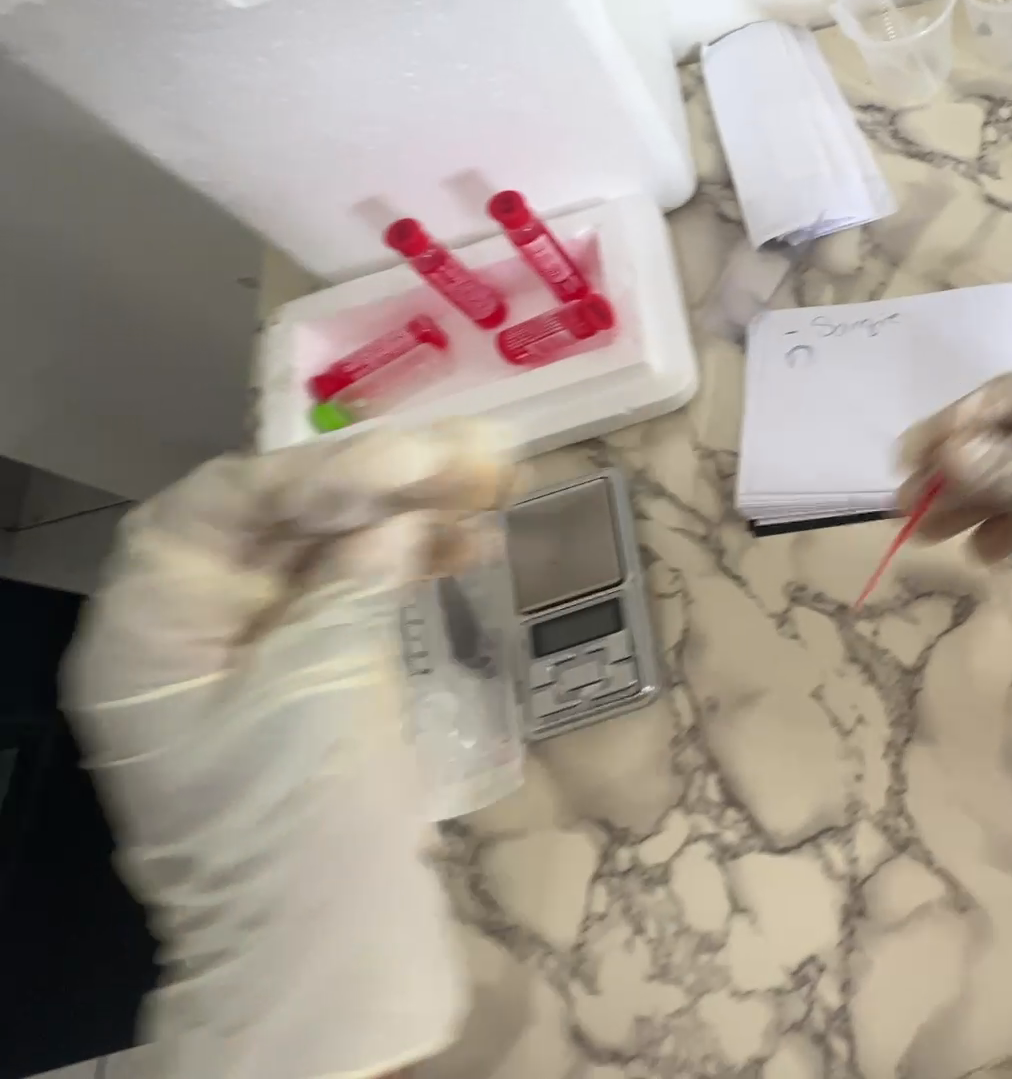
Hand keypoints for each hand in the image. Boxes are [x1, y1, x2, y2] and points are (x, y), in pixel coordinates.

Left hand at [62, 423, 509, 1078]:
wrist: (330, 914)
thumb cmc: (297, 815)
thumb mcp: (316, 694)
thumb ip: (349, 594)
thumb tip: (397, 518)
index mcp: (156, 628)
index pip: (219, 510)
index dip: (313, 474)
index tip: (411, 463)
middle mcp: (209, 617)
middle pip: (289, 517)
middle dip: (384, 478)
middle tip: (478, 453)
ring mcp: (279, 633)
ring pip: (345, 544)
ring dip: (421, 509)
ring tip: (498, 482)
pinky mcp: (338, 652)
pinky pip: (378, 583)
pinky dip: (428, 556)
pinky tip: (481, 540)